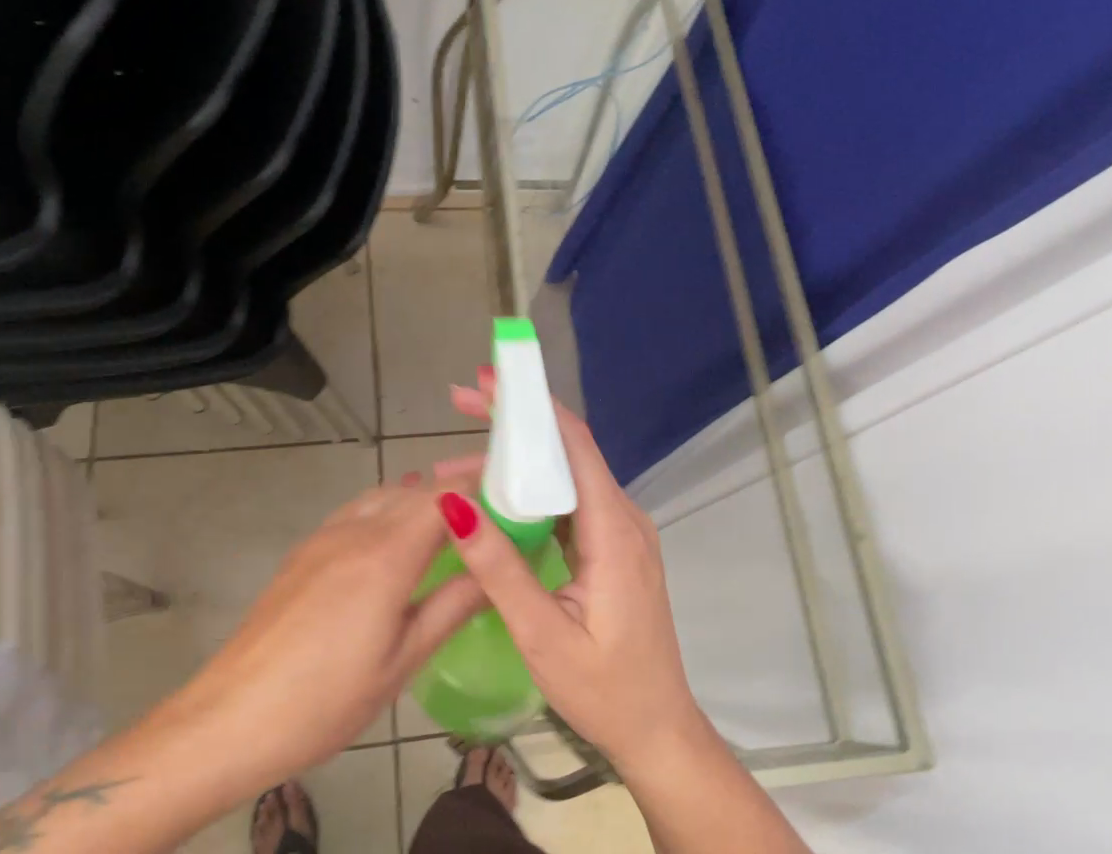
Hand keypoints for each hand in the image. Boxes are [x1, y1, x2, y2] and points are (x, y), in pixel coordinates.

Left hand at [152, 481, 486, 785]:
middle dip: (454, 491)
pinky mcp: (303, 552)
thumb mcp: (402, 662)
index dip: (479, 488)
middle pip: (414, 490)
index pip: (443, 496)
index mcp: (386, 555)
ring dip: (418, 499)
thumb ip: (452, 607)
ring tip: (449, 522)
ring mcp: (323, 537)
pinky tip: (394, 536)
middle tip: (491, 514)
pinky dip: (385, 510)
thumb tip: (495, 572)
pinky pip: (356, 511)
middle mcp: (355, 530)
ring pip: (382, 495)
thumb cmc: (327, 700)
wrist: (234, 717)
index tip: (511, 500)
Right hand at [440, 371, 708, 767]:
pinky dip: (529, 492)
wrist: (658, 731)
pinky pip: (569, 504)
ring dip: (515, 460)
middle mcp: (624, 519)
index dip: (530, 405)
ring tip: (454, 460)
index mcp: (614, 531)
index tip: (486, 381)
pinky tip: (492, 498)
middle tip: (458, 404)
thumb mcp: (541, 634)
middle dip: (512, 423)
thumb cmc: (604, 690)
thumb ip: (499, 568)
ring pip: (565, 477)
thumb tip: (453, 504)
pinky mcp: (613, 550)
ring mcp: (621, 534)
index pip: (573, 445)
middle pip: (566, 451)